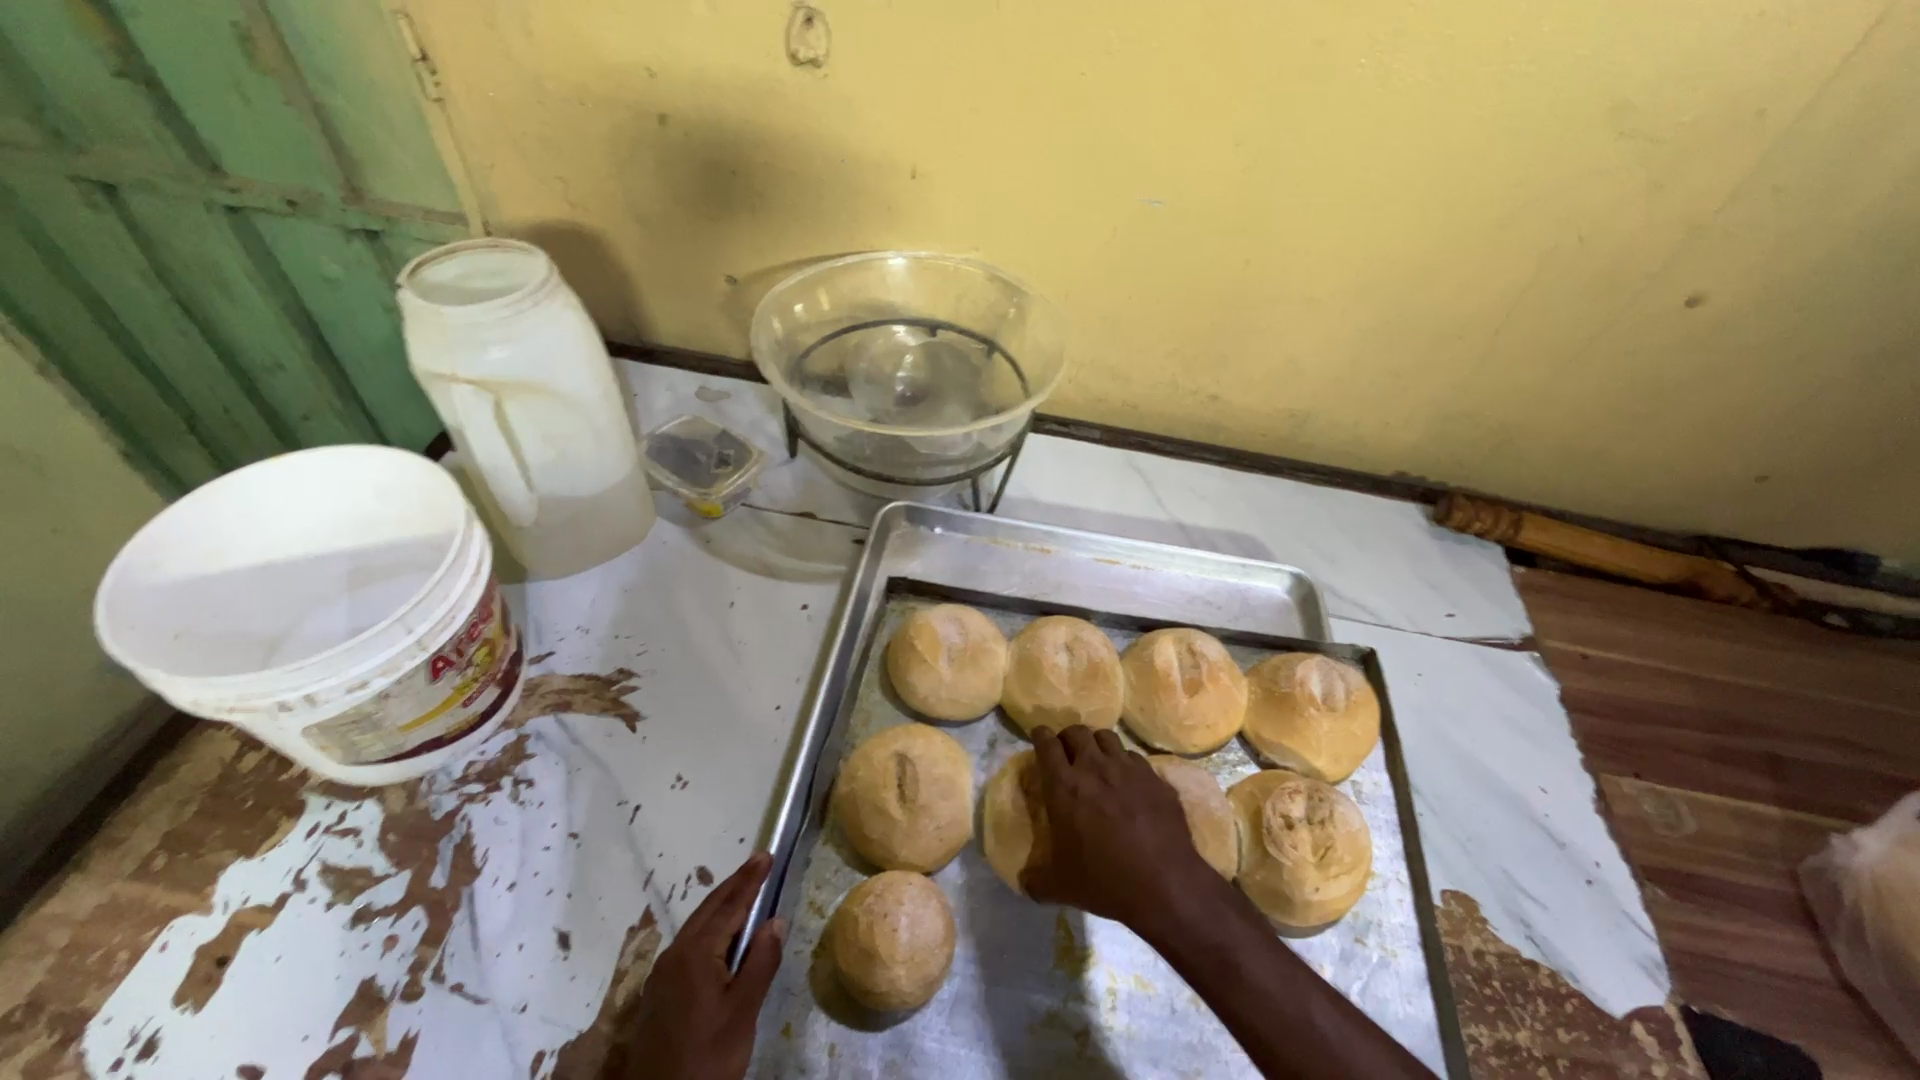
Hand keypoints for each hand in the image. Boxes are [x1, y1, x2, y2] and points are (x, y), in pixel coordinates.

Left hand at [620, 853, 786, 1079]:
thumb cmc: (707, 1057)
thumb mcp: (742, 1012)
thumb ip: (760, 963)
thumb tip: (775, 921)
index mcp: (695, 954)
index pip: (729, 907)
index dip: (749, 881)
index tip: (765, 855)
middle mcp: (675, 956)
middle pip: (709, 910)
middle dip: (735, 885)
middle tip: (758, 862)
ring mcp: (664, 974)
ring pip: (697, 927)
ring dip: (722, 906)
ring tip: (745, 891)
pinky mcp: (661, 992)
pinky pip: (689, 945)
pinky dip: (710, 928)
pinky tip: (722, 936)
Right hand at [1021, 726, 1211, 935]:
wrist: (1164, 884)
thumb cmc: (1104, 881)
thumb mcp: (1059, 886)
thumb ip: (1036, 880)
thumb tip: (1025, 882)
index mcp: (1064, 787)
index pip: (1046, 744)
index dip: (1040, 736)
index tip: (1039, 736)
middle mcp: (1095, 768)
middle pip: (1077, 732)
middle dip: (1068, 737)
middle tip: (1067, 751)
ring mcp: (1128, 769)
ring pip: (1108, 737)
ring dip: (1098, 744)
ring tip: (1098, 760)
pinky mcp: (1155, 778)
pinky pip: (1135, 758)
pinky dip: (1126, 763)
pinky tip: (1129, 782)